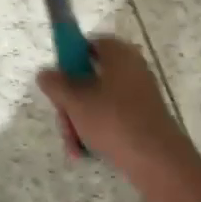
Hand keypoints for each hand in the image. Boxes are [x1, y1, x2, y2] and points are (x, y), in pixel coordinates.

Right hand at [37, 37, 200, 181]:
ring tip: (74, 146)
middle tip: (64, 123)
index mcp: (119, 53)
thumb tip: (45, 73)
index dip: (68, 61)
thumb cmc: (112, 120)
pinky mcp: (142, 115)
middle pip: (89, 77)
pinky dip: (97, 131)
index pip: (88, 44)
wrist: (155, 157)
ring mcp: (138, 92)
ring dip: (79, 122)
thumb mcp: (75, 101)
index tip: (56, 84)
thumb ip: (56, 84)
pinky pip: (111, 116)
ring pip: (97, 101)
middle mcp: (131, 67)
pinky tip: (85, 151)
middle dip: (70, 103)